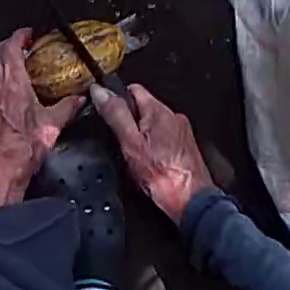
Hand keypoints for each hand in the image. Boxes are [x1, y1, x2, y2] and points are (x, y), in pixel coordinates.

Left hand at [0, 29, 81, 209]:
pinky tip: (12, 86)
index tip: (28, 33)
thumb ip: (67, 107)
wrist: (0, 169)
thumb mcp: (52, 125)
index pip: (10, 48)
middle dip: (9, 44)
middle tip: (24, 44)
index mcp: (13, 83)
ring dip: (2, 58)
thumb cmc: (21, 148)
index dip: (19, 36)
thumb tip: (78, 98)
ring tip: (19, 61)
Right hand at [90, 83, 215, 223]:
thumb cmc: (162, 174)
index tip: (106, 112)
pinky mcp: (184, 147)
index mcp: (158, 110)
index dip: (116, 98)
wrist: (189, 200)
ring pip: (152, 123)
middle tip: (119, 140)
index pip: (132, 89)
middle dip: (128, 120)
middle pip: (142, 106)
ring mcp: (180, 132)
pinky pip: (162, 137)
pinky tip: (148, 161)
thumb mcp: (129, 142)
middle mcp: (173, 116)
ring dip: (140, 133)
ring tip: (134, 153)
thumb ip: (115, 114)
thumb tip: (100, 91)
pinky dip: (152, 144)